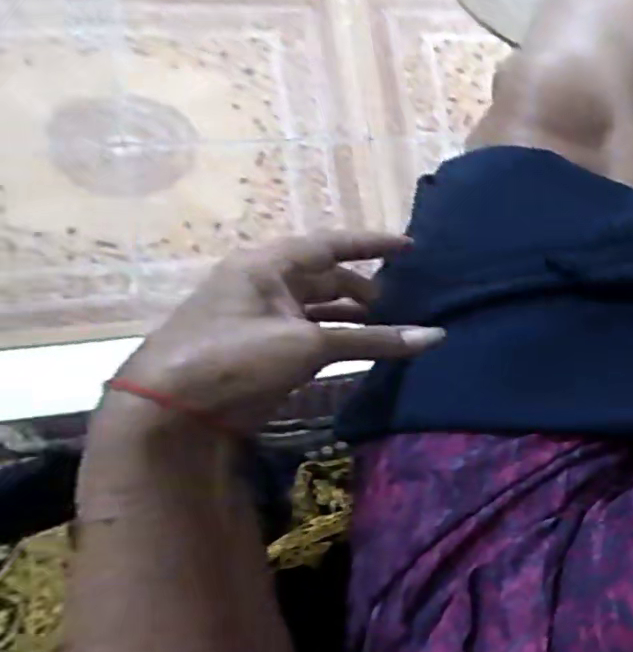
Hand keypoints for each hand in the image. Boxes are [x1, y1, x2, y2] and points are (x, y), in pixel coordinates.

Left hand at [107, 230, 443, 434]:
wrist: (176, 407)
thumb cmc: (236, 358)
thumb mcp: (310, 345)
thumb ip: (377, 339)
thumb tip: (437, 336)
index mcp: (265, 269)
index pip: (327, 246)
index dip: (370, 244)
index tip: (410, 246)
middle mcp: (266, 286)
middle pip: (329, 277)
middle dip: (369, 288)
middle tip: (410, 304)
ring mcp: (268, 316)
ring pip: (327, 305)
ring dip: (362, 314)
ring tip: (400, 326)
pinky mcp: (273, 345)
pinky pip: (322, 330)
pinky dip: (350, 335)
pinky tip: (375, 346)